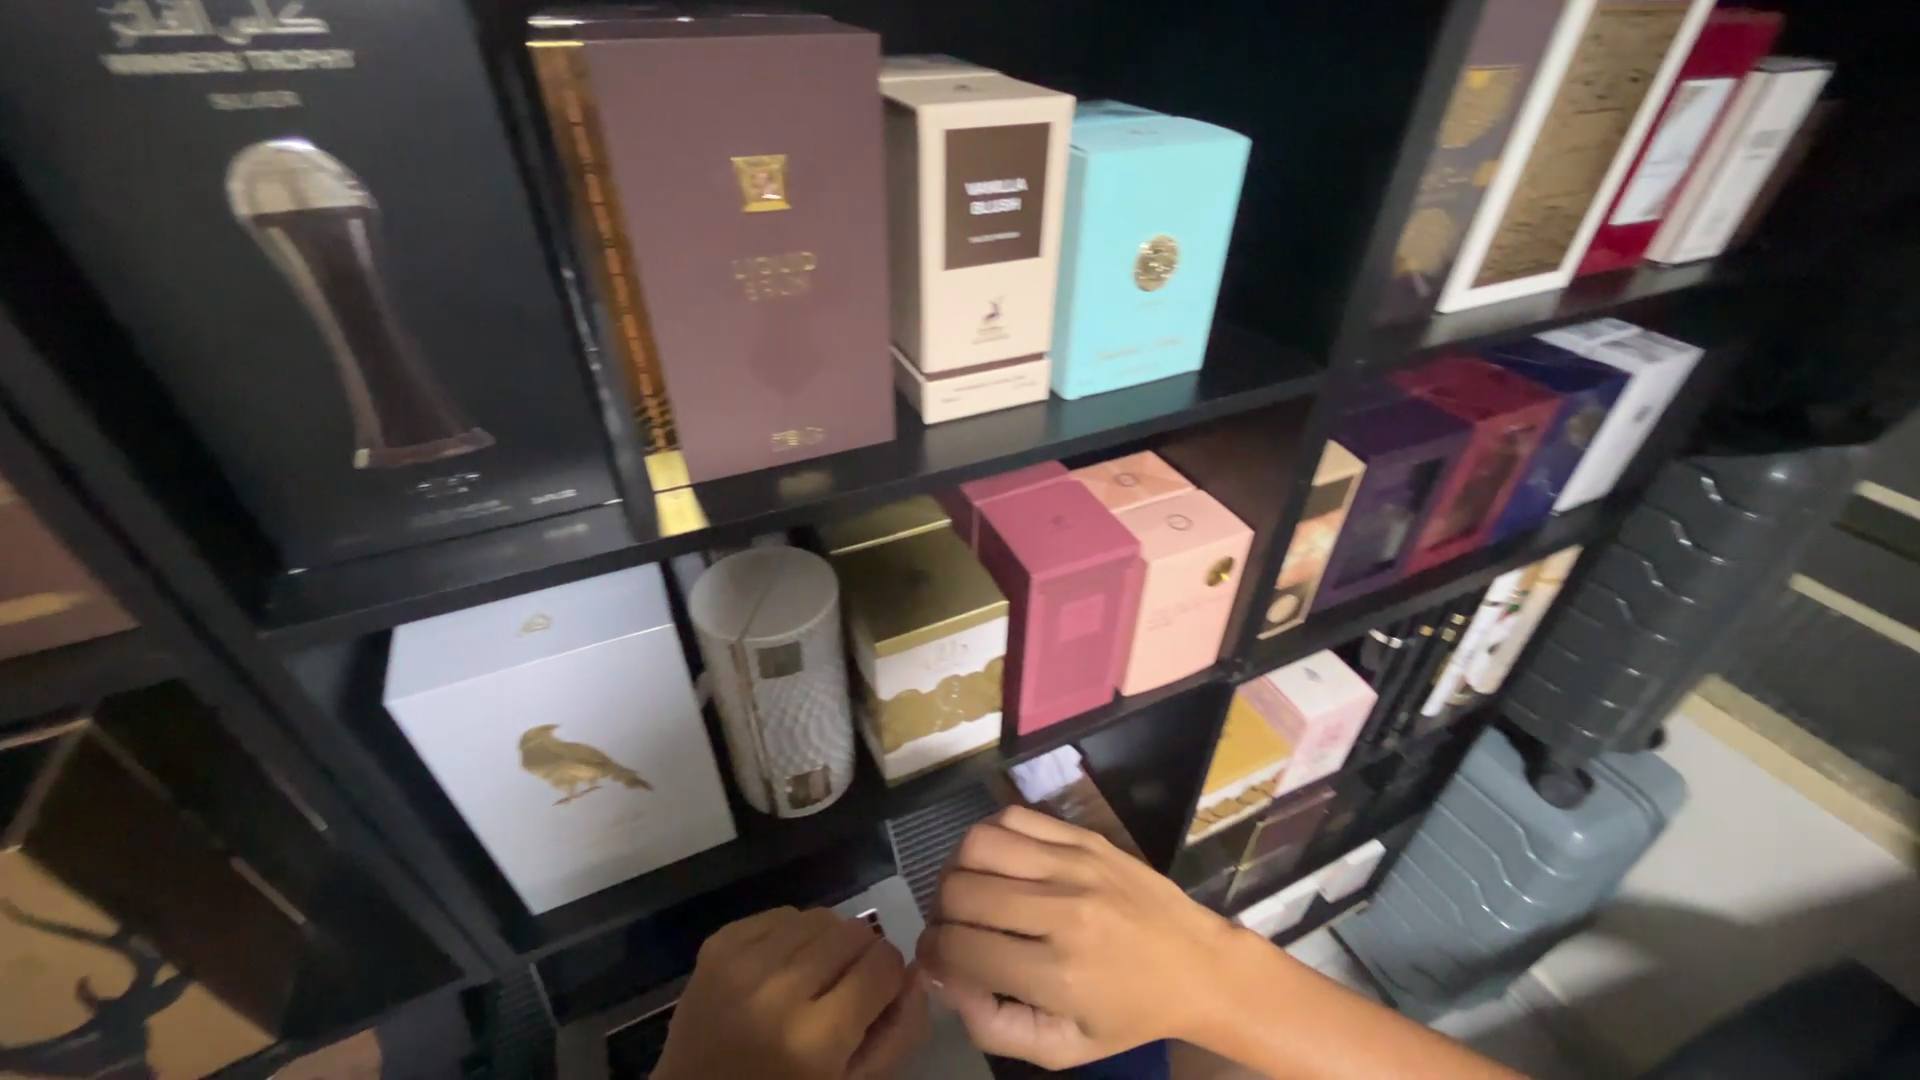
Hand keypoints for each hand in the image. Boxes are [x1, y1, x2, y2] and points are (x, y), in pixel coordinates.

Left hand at [654, 906, 929, 1079]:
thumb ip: (898, 1032)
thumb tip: (916, 971)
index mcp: (817, 1038)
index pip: (883, 963)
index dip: (887, 978)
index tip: (873, 997)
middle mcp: (780, 992)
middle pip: (854, 931)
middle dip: (859, 956)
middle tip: (842, 988)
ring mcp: (743, 963)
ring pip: (820, 916)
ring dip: (826, 942)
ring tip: (810, 976)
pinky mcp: (719, 945)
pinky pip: (781, 914)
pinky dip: (790, 935)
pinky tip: (778, 968)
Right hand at [916, 806, 1241, 1068]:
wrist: (1198, 965)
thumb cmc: (1128, 1014)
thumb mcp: (1062, 1048)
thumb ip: (993, 1025)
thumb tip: (942, 976)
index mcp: (1058, 975)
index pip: (958, 949)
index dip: (931, 954)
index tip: (936, 958)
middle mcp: (1062, 912)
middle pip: (959, 892)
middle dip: (939, 913)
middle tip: (952, 927)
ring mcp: (1074, 864)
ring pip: (978, 844)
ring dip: (957, 869)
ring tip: (970, 890)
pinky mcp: (1084, 836)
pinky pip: (1013, 817)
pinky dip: (989, 837)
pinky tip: (998, 863)